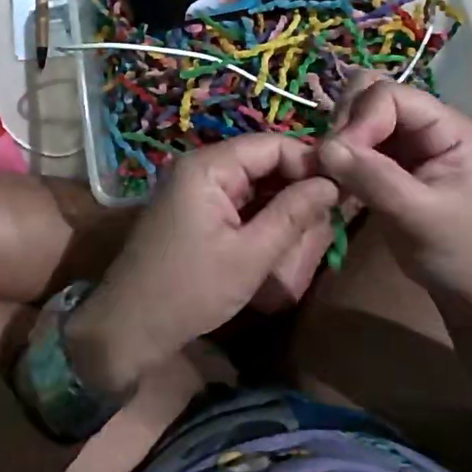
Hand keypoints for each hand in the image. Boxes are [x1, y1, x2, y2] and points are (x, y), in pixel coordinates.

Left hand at [65, 134, 339, 395]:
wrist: (128, 326)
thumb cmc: (190, 290)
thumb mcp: (250, 255)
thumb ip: (292, 215)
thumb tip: (332, 184)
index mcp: (208, 167)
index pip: (271, 145)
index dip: (309, 161)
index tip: (343, 187)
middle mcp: (199, 167)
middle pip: (262, 160)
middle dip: (298, 182)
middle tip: (335, 209)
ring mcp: (193, 188)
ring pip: (252, 180)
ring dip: (283, 199)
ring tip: (318, 222)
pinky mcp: (193, 209)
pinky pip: (237, 198)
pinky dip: (262, 211)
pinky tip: (286, 231)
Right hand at [316, 77, 471, 312]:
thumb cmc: (462, 251)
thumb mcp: (421, 216)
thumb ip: (375, 179)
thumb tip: (325, 148)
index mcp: (447, 126)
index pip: (389, 96)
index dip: (359, 120)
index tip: (338, 158)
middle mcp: (423, 125)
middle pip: (369, 95)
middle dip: (344, 123)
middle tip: (331, 163)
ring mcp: (404, 142)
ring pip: (356, 116)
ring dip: (337, 139)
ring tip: (332, 174)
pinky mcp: (385, 162)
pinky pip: (352, 142)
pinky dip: (337, 156)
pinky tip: (333, 180)